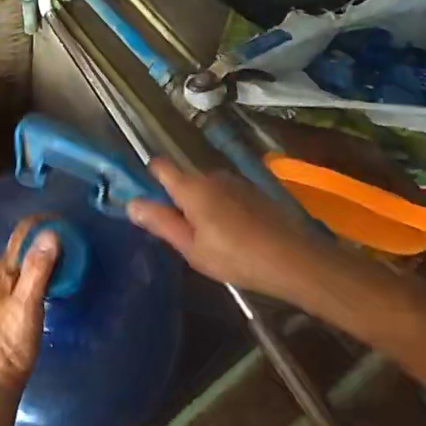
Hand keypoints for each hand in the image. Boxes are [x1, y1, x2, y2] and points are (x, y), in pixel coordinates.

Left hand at [0, 217, 59, 391]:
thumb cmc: (14, 339)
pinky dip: (51, 266)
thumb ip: (37, 269)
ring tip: (76, 250)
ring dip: (51, 249)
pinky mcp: (20, 297)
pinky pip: (37, 271)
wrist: (4, 374)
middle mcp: (6, 271)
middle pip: (28, 241)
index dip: (44, 221)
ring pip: (33, 256)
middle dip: (50, 233)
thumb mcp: (27, 301)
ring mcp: (12, 284)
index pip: (23, 231)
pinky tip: (65, 273)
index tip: (69, 221)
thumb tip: (51, 234)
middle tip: (78, 235)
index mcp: (5, 267)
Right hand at [126, 158, 327, 301]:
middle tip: (180, 232)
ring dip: (201, 204)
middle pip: (183, 177)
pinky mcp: (254, 191)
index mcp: (191, 187)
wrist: (294, 260)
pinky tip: (232, 234)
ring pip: (205, 186)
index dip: (150, 177)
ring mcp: (235, 181)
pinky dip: (221, 207)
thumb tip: (131, 203)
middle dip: (177, 198)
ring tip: (208, 237)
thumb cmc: (235, 257)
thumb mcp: (191, 248)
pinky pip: (225, 193)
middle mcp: (211, 175)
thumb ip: (161, 222)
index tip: (149, 201)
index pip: (160, 165)